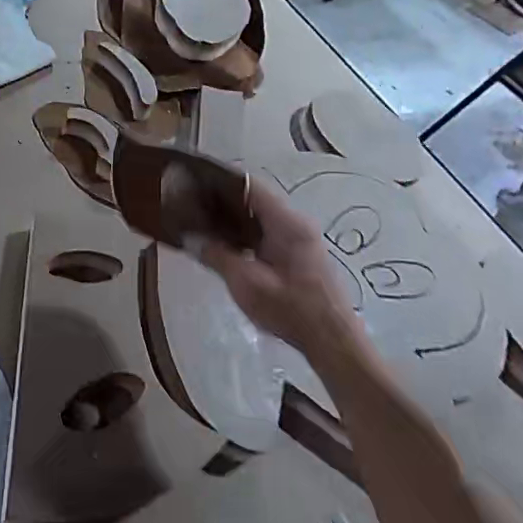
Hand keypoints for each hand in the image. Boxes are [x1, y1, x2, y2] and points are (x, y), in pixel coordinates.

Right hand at [192, 180, 364, 363]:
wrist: (332, 340)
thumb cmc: (290, 309)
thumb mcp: (246, 284)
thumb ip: (217, 257)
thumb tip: (191, 238)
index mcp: (287, 223)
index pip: (250, 186)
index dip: (220, 181)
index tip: (193, 182)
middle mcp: (296, 223)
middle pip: (255, 200)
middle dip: (222, 201)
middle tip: (191, 205)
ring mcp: (301, 239)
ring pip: (260, 218)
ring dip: (234, 220)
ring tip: (202, 224)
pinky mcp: (300, 256)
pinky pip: (267, 234)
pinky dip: (245, 235)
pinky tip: (226, 246)